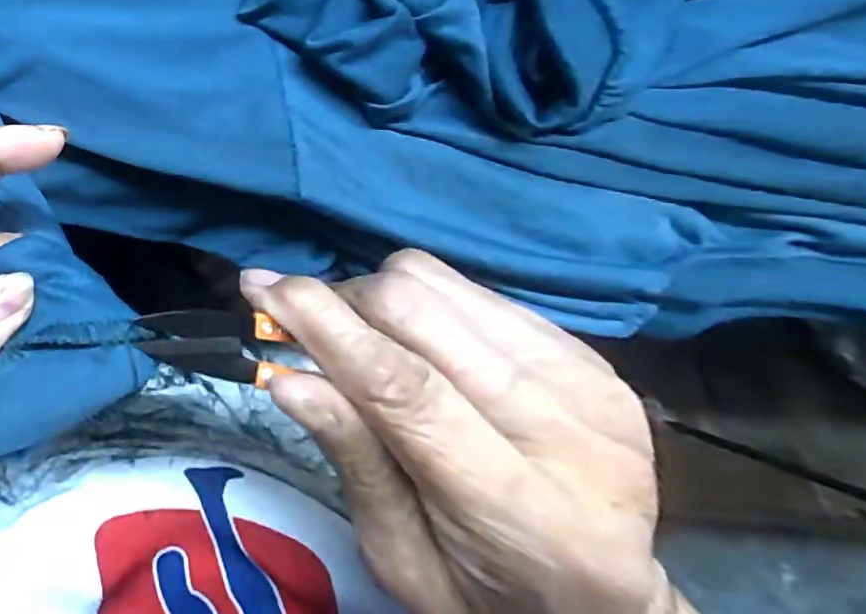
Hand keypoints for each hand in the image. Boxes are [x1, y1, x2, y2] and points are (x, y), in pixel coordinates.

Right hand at [241, 250, 688, 613]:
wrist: (607, 601)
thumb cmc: (482, 595)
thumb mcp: (400, 558)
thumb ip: (353, 458)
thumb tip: (285, 377)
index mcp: (527, 515)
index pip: (406, 389)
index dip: (324, 327)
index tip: (259, 288)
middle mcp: (570, 432)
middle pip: (417, 314)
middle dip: (339, 302)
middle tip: (301, 323)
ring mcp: (586, 379)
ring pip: (436, 283)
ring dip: (372, 295)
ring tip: (359, 335)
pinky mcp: (585, 349)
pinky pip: (466, 286)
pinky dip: (416, 299)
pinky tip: (414, 338)